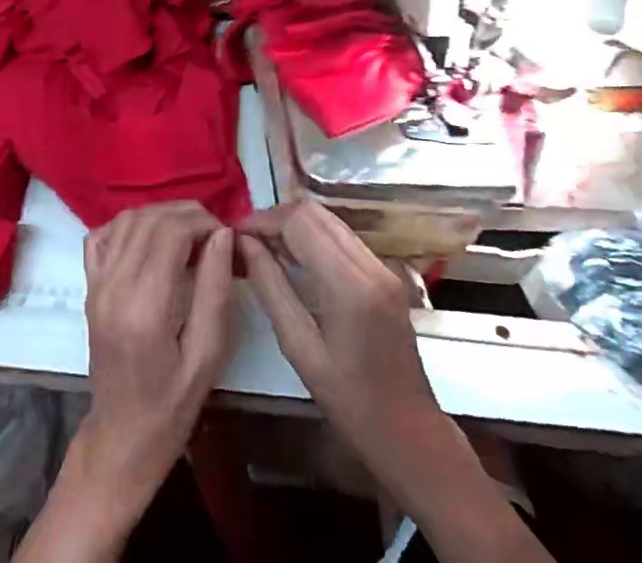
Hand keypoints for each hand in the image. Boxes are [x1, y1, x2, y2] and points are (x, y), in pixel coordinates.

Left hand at [17, 202, 234, 562]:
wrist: (123, 432)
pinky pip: (102, 236)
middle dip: (187, 213)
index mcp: (144, 307)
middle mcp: (113, 287)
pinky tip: (152, 239)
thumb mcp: (209, 352)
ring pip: (126, 220)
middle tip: (214, 233)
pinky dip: (129, 225)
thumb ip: (215, 289)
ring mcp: (95, 285)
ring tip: (190, 233)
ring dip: (161, 214)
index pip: (171, 232)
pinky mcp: (89, 287)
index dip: (203, 222)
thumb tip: (223, 234)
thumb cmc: (174, 401)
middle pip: (149, 219)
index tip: (226, 236)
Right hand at [239, 203, 551, 562]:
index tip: (233, 233)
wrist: (409, 429)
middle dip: (276, 218)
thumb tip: (244, 245)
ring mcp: (383, 266)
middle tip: (245, 239)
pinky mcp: (385, 273)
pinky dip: (312, 238)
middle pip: (316, 212)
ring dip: (294, 225)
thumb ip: (271, 288)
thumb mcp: (299, 347)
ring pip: (330, 221)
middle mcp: (371, 263)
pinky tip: (291, 258)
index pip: (301, 222)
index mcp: (350, 283)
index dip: (263, 220)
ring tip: (261, 247)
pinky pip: (342, 238)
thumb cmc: (349, 401)